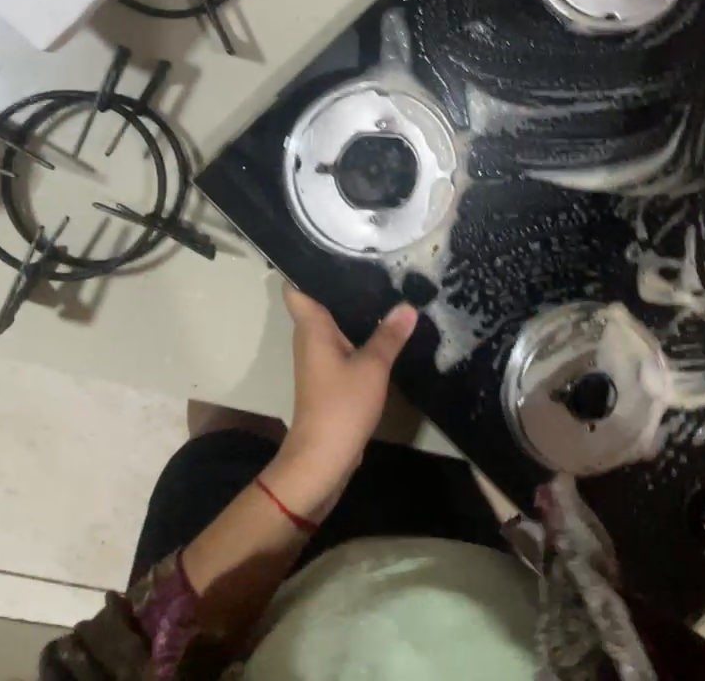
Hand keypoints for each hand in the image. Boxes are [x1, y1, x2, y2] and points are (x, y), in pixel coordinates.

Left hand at [268, 286, 416, 519]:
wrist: (323, 458)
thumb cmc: (340, 405)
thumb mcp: (372, 367)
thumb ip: (389, 335)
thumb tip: (407, 305)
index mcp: (311, 328)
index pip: (297, 288)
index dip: (308, 266)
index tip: (334, 247)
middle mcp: (309, 338)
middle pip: (320, 302)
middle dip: (343, 285)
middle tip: (375, 263)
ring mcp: (318, 359)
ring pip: (334, 325)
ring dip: (355, 312)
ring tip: (386, 289)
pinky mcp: (329, 377)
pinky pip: (343, 345)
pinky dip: (359, 336)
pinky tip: (385, 330)